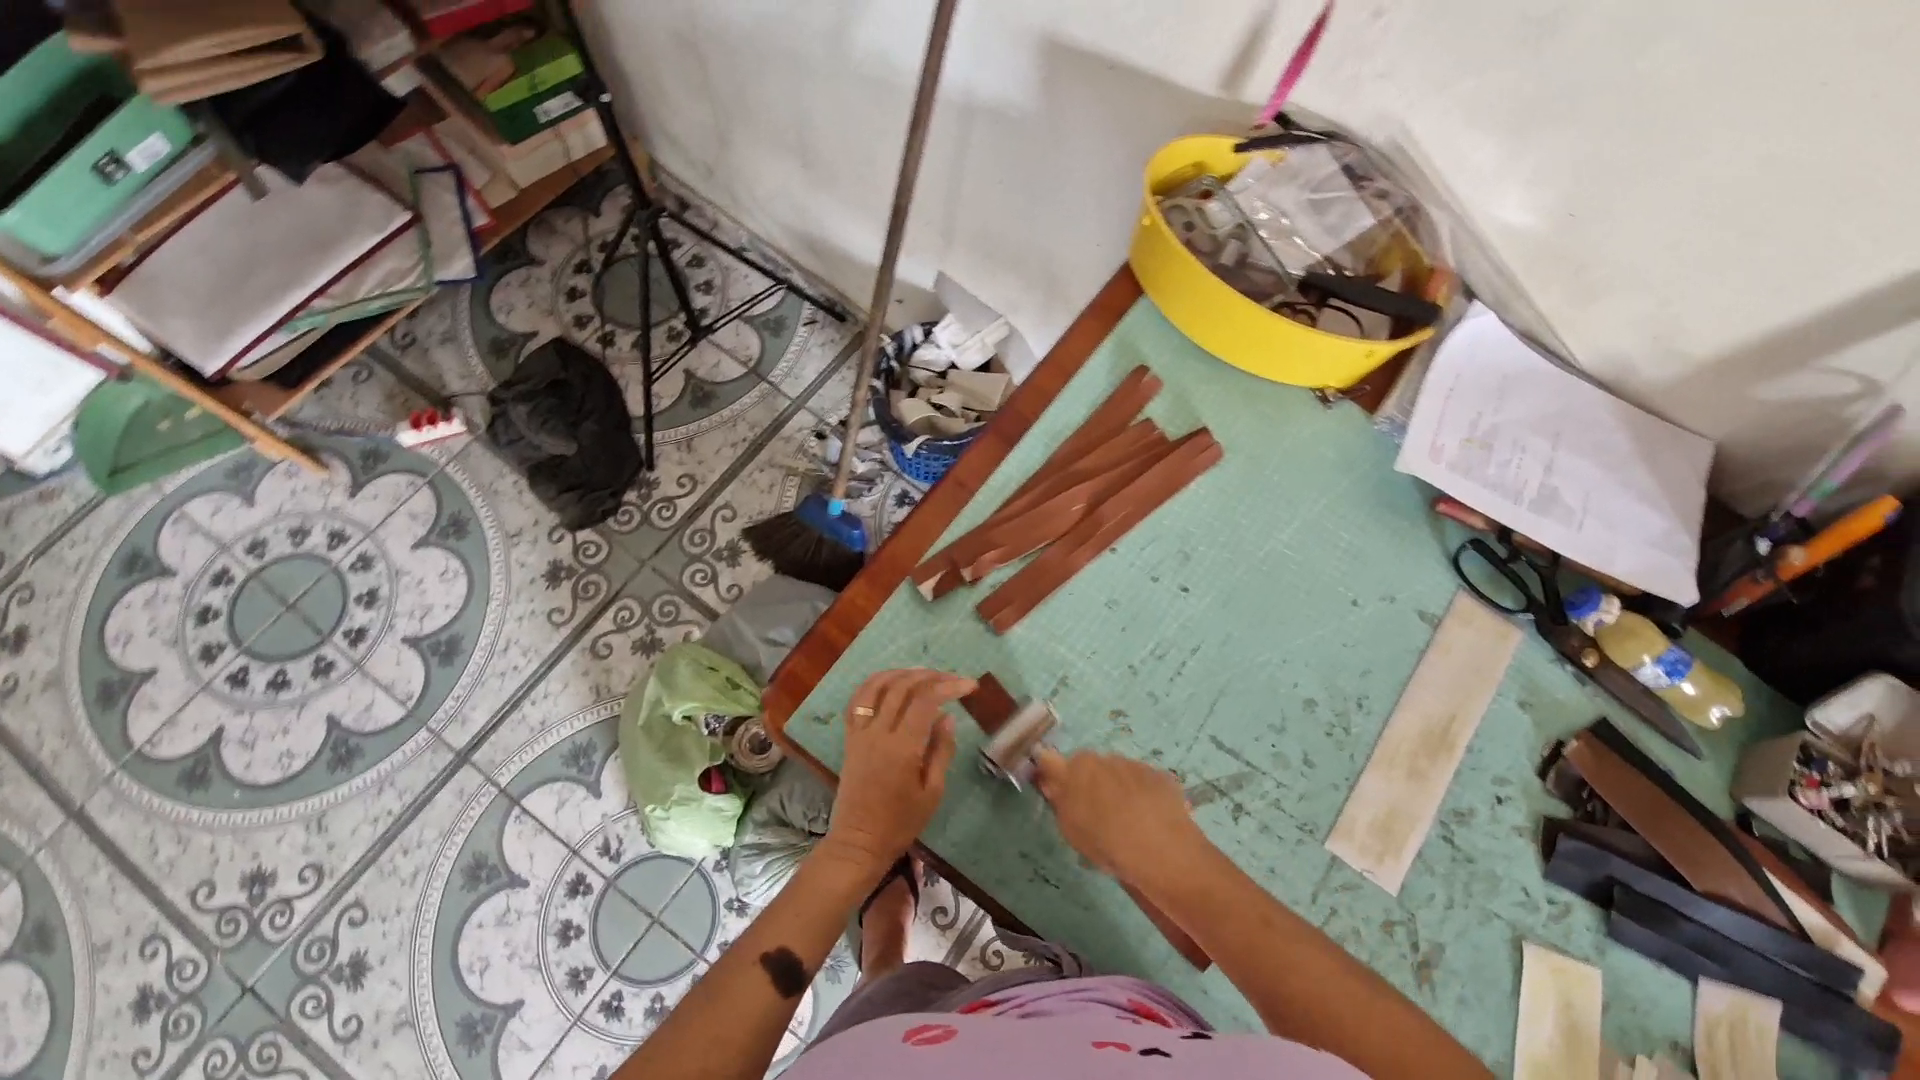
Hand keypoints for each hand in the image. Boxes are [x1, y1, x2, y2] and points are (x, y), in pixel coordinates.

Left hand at [823, 669, 975, 876]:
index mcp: (902, 747)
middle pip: (902, 687)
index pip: (926, 701)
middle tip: (952, 679)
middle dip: (931, 676)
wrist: (859, 842)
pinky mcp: (849, 739)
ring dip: (901, 673)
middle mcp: (878, 733)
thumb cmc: (901, 823)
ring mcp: (859, 734)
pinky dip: (873, 685)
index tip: (970, 686)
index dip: (949, 686)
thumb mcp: (932, 792)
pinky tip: (889, 683)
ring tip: (923, 673)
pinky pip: (857, 702)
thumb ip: (941, 750)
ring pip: (876, 687)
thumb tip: (948, 717)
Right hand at [1034, 747, 1206, 883]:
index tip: (1056, 789)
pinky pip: (1142, 779)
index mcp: (1074, 770)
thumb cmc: (1106, 843)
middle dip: (1089, 782)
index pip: (1051, 761)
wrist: (1160, 848)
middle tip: (1096, 811)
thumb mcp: (1071, 830)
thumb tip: (1053, 785)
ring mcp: (1133, 764)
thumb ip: (1059, 802)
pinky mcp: (1159, 774)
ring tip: (1128, 817)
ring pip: (1117, 771)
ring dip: (1117, 786)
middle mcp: (1102, 758)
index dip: (1053, 774)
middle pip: (1088, 766)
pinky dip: (1142, 792)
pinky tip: (1149, 816)